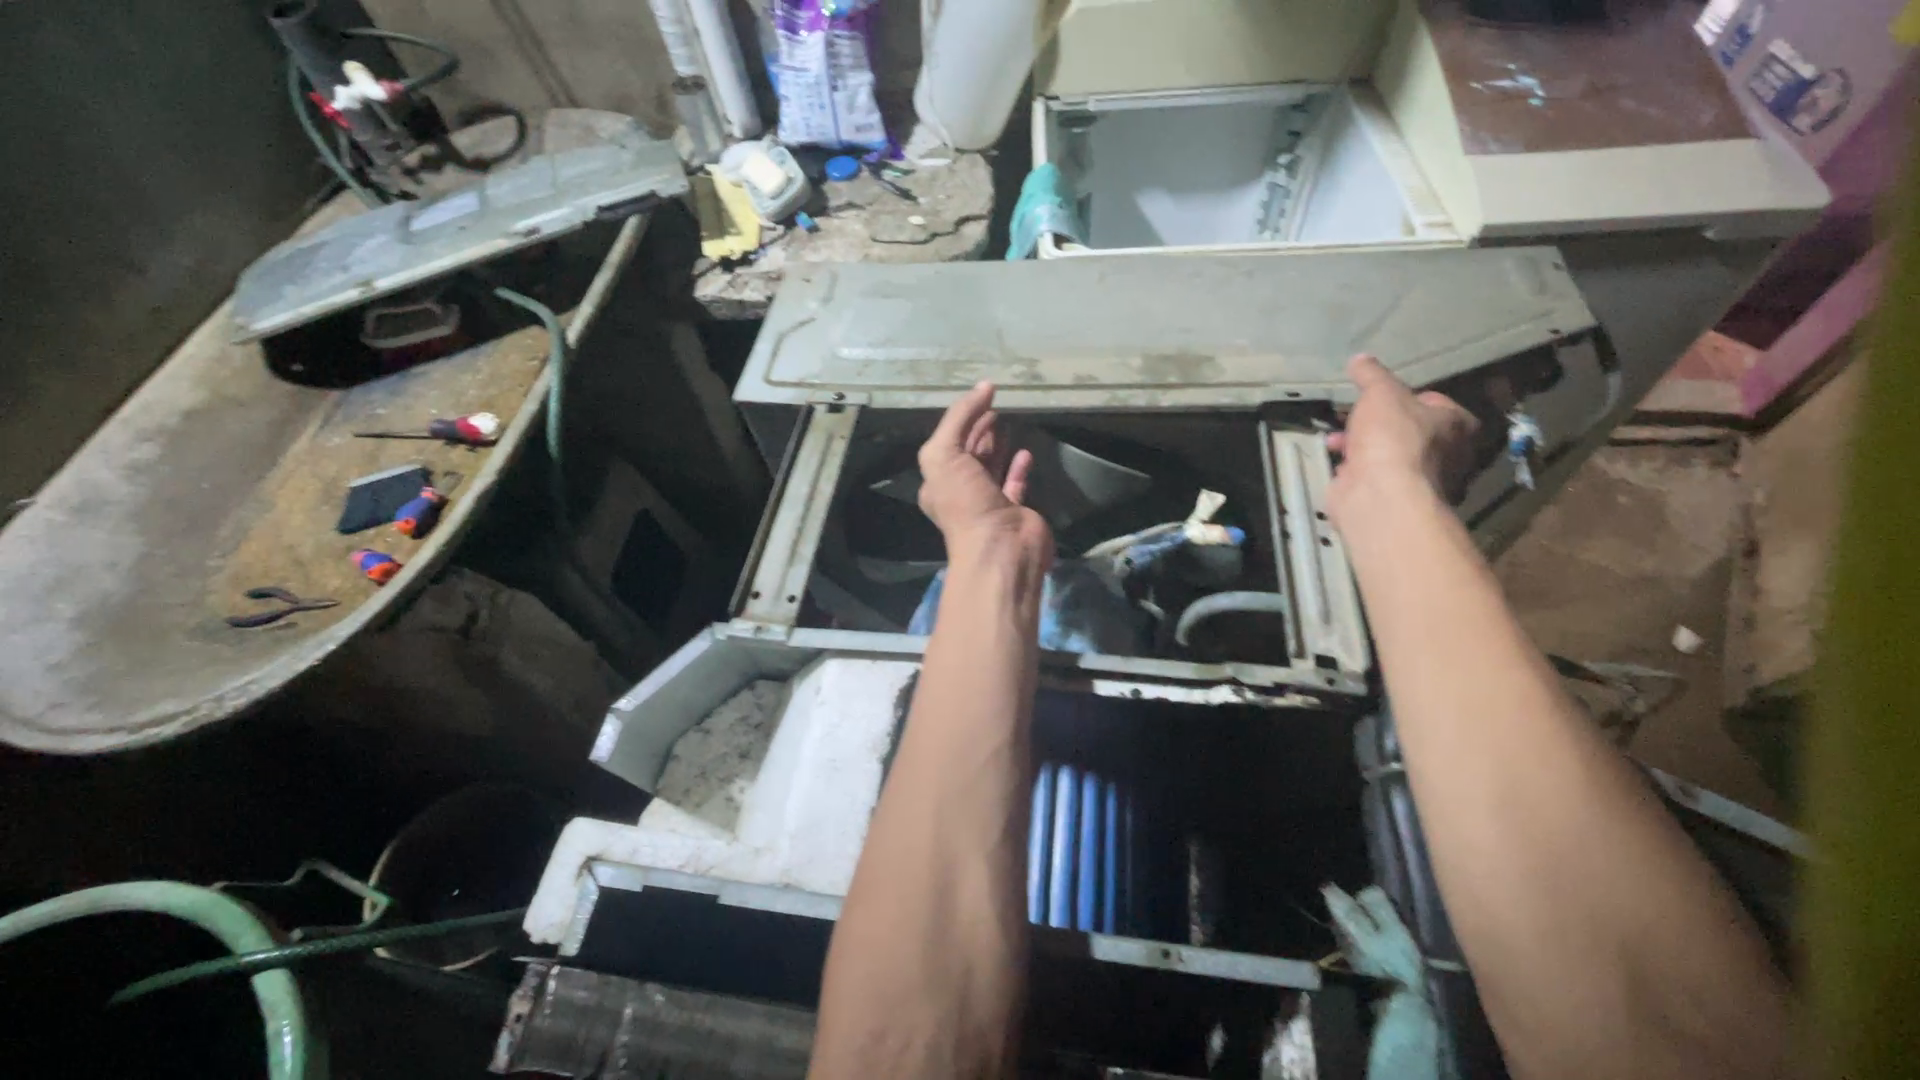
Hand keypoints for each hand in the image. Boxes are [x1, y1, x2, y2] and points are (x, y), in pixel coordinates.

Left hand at [918, 383, 1053, 566]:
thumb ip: (960, 417)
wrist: (999, 547)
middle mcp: (961, 491)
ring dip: (998, 446)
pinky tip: (1024, 451)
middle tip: (995, 407)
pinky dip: (1018, 466)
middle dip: (979, 430)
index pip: (948, 442)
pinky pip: (1015, 482)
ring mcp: (989, 502)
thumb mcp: (945, 453)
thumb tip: (984, 386)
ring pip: (992, 467)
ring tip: (1008, 422)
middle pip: (970, 453)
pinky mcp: (1015, 509)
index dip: (963, 418)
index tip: (982, 396)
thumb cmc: (965, 501)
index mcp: (938, 480)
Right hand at [1326, 354, 1479, 521]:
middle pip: (1408, 431)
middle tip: (1353, 418)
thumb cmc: (1392, 437)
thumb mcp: (1381, 392)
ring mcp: (1420, 483)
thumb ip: (1371, 375)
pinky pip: (1374, 479)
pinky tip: (1338, 465)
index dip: (1406, 397)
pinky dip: (1356, 471)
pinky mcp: (1393, 502)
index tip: (1381, 398)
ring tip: (1335, 440)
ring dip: (1361, 447)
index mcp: (1457, 425)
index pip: (1435, 403)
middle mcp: (1447, 456)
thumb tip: (1360, 358)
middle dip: (1376, 425)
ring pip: (1388, 456)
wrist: (1380, 495)